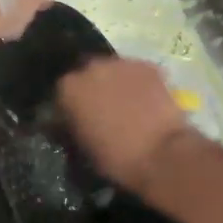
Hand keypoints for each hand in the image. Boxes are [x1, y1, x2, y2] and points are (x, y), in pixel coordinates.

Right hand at [58, 58, 199, 191]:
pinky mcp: (149, 66)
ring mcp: (121, 64)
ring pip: (113, 72)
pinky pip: (137, 73)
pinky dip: (138, 84)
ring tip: (126, 106)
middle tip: (102, 112)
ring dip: (114, 84)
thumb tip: (66, 124)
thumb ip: (69, 128)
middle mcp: (90, 67)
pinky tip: (146, 101)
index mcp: (68, 88)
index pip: (61, 96)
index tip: (76, 123)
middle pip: (87, 76)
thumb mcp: (80, 148)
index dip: (68, 110)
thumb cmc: (114, 158)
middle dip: (92, 91)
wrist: (160, 155)